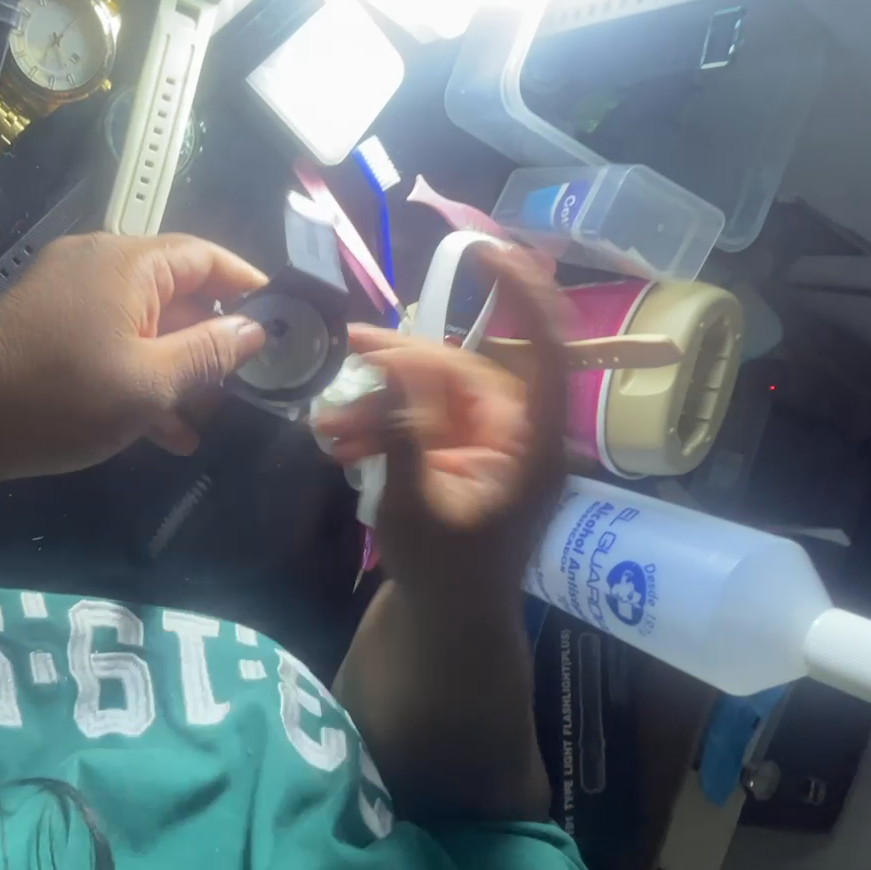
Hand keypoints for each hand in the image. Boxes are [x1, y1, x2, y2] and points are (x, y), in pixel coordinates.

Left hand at [0, 233, 268, 491]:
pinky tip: (165, 430)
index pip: (207, 256)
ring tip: (205, 418)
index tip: (283, 322)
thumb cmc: (58, 399)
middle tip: (244, 386)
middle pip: (177, 293)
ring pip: (145, 326)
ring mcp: (71, 296)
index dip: (249, 286)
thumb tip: (257, 329)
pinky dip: (139, 376)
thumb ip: (211, 352)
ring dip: (177, 369)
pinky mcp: (51, 328)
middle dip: (212, 342)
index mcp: (128, 263)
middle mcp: (100, 266)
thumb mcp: (149, 382)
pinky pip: (111, 342)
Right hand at [313, 242, 568, 605]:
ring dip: (376, 403)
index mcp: (529, 443)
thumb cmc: (443, 574)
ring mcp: (484, 440)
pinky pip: (417, 417)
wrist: (446, 617)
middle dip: (394, 367)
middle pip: (458, 369)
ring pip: (428, 392)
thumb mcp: (416, 507)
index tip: (487, 252)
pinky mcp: (457, 450)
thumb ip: (405, 434)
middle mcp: (513, 430)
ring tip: (325, 426)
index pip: (545, 351)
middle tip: (341, 355)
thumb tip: (397, 366)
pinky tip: (339, 440)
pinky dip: (379, 424)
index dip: (522, 297)